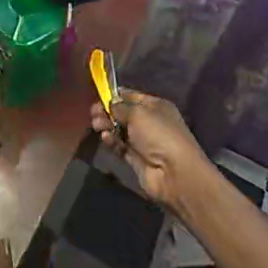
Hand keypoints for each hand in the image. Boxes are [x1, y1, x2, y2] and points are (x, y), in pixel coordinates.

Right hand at [91, 91, 216, 215]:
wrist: (172, 172)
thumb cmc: (158, 134)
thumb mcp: (138, 112)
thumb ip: (120, 107)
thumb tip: (110, 104)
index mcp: (155, 106)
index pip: (130, 96)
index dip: (114, 95)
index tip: (98, 96)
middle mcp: (148, 121)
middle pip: (121, 113)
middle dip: (106, 111)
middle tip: (95, 113)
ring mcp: (141, 140)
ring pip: (117, 129)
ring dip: (105, 125)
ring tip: (97, 125)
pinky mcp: (134, 157)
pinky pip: (118, 145)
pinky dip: (110, 141)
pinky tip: (105, 138)